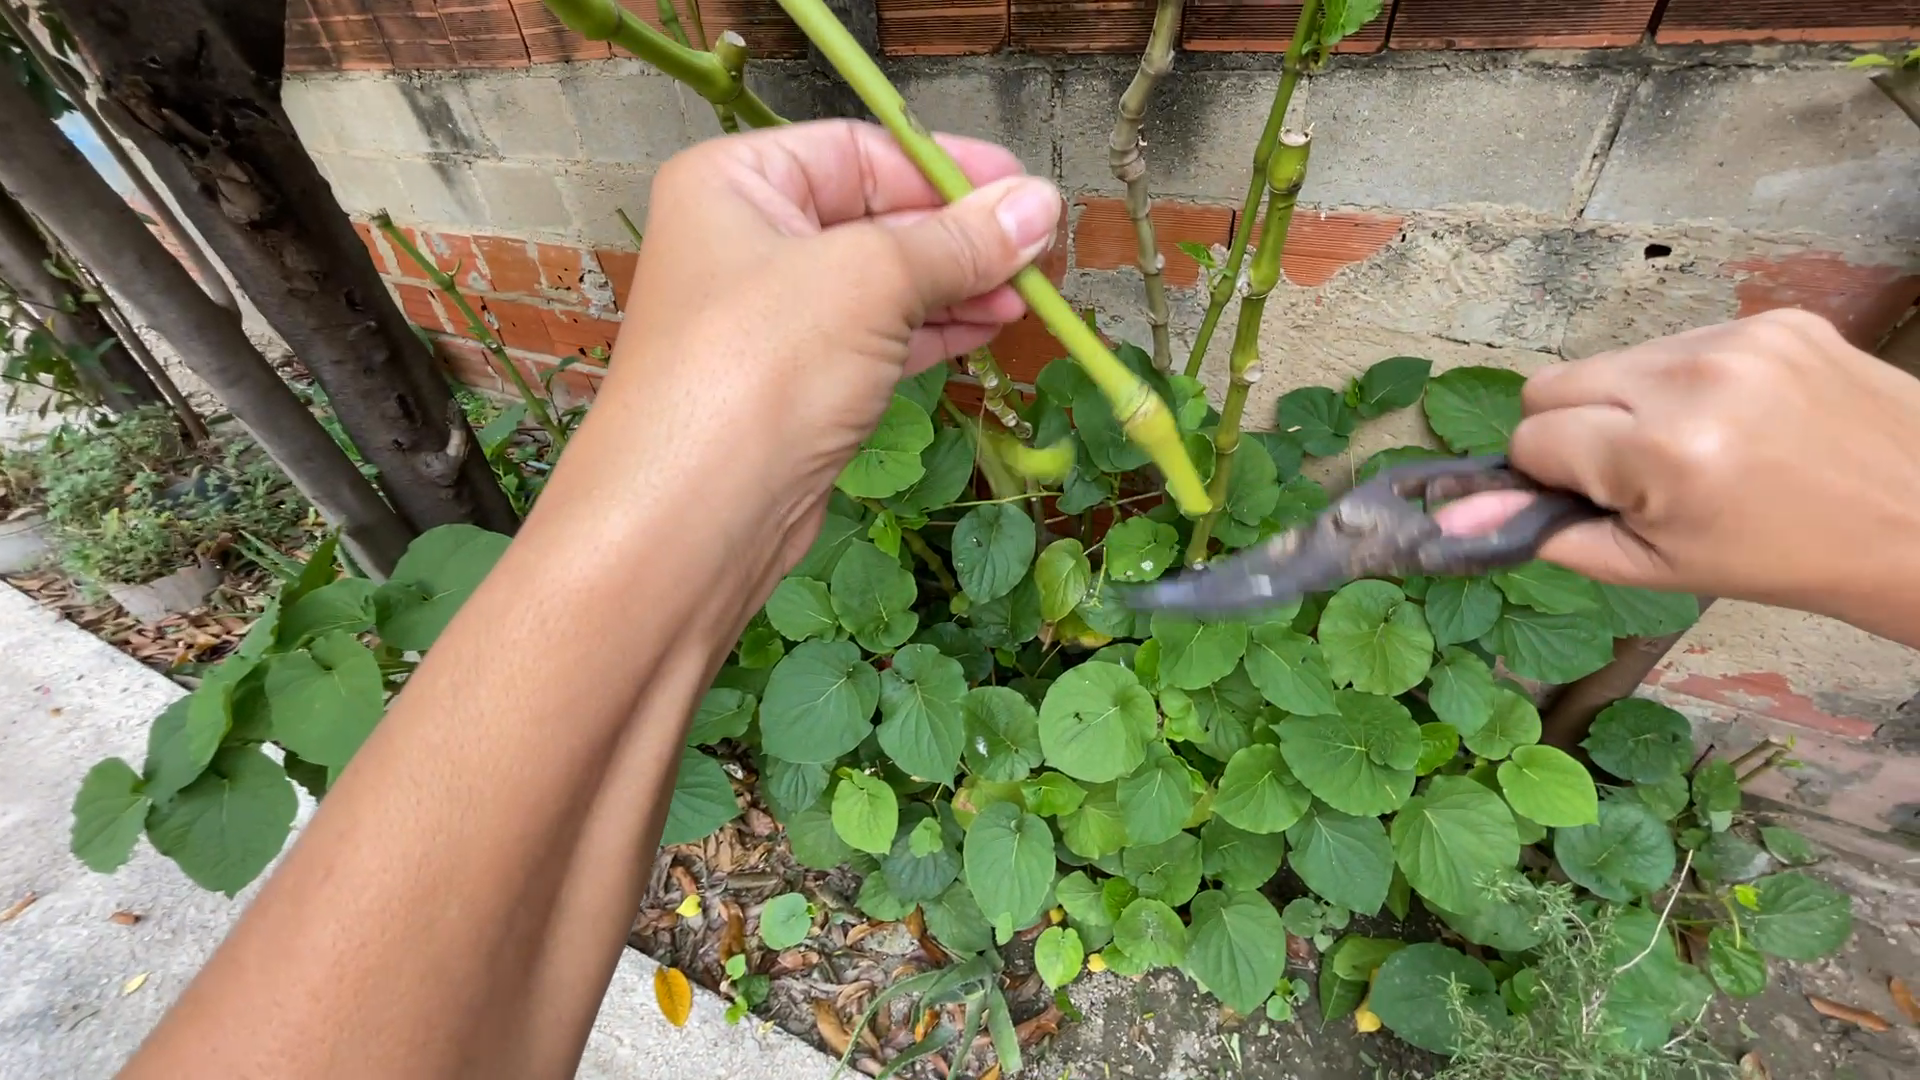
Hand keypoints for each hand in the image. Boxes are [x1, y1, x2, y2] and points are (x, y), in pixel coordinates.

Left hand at [580, 118, 1061, 574]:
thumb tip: (1039, 205)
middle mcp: (752, 246)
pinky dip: (935, 333)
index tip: (1020, 191)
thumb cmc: (762, 370)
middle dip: (962, 238)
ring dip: (959, 289)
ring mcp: (779, 324)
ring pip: (887, 289)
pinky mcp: (805, 386)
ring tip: (1027, 296)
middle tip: (1039, 251)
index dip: (946, 168)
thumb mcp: (869, 280)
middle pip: (878, 221)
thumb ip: (957, 242)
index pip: (860, 152)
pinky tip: (987, 328)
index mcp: (737, 185)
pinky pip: (882, 342)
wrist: (698, 519)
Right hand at [1438, 308, 1919, 643]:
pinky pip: (1660, 345)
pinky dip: (1665, 382)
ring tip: (1681, 441)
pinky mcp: (1770, 319)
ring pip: (1599, 363)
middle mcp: (1693, 380)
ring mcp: (1737, 339)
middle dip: (1567, 429)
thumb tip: (1452, 517)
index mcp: (1662, 450)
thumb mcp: (1643, 563)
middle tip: (1628, 468)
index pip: (1529, 438)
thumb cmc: (1776, 557)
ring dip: (1613, 402)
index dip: (1548, 474)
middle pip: (1548, 386)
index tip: (1599, 495)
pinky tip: (1717, 414)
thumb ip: (1536, 531)